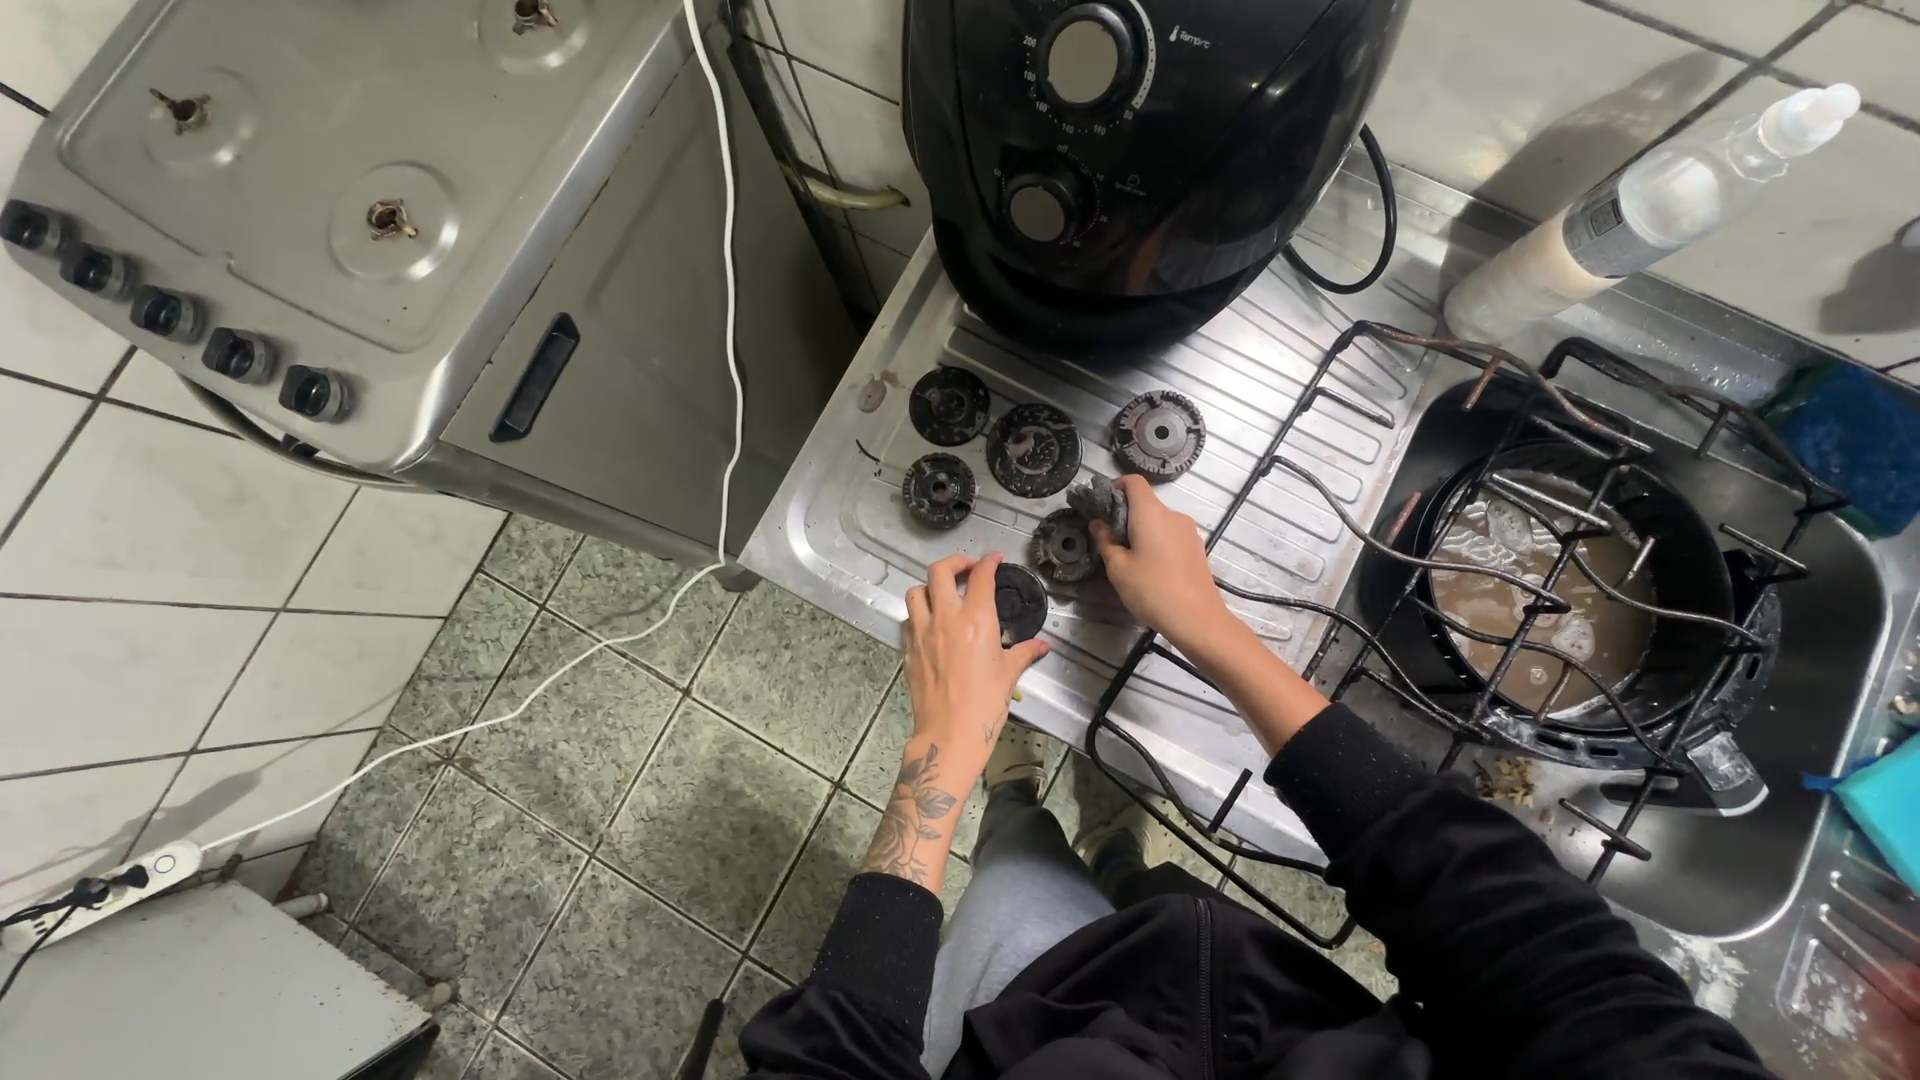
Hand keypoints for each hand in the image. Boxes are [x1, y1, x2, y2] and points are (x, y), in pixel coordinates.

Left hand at [870, 554, 1048, 891]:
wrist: (949, 734)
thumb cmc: (984, 704)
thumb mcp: (1009, 674)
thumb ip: (1023, 652)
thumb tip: (1041, 645)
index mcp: (976, 619)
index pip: (981, 577)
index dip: (988, 562)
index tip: (993, 560)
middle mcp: (945, 618)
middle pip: (939, 571)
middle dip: (954, 563)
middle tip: (966, 569)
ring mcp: (922, 632)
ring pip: (916, 592)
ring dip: (929, 586)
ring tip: (943, 593)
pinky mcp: (908, 649)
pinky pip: (909, 620)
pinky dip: (919, 614)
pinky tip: (931, 623)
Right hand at [1090, 475, 1236, 649]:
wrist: (1197, 619)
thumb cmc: (1151, 590)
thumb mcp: (1118, 567)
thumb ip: (1105, 540)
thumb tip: (1098, 523)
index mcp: (1151, 513)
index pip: (1134, 482)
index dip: (1116, 487)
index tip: (1103, 506)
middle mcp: (1173, 515)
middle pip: (1146, 503)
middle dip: (1126, 516)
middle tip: (1110, 540)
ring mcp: (1189, 532)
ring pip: (1159, 521)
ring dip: (1142, 531)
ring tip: (1131, 559)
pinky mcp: (1197, 548)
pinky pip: (1171, 536)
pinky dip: (1158, 543)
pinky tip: (1152, 569)